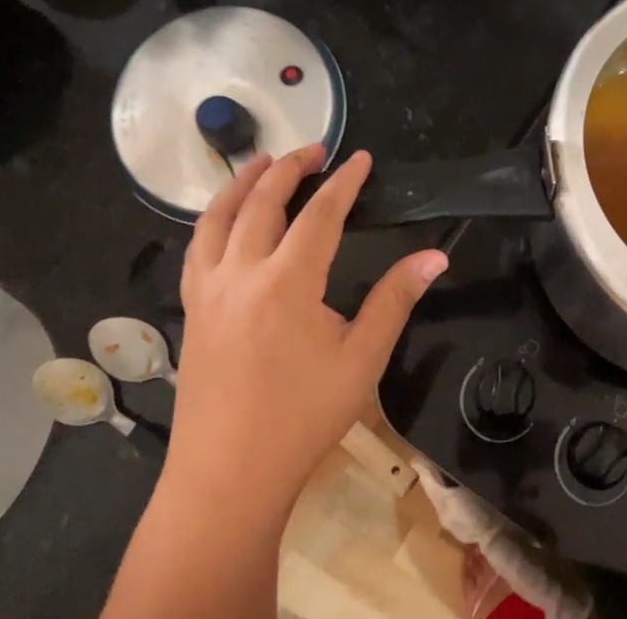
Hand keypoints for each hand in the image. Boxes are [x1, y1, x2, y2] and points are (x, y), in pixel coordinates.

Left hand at [168, 146, 446, 507]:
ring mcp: (207, 292)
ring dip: (241, 184)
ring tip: (260, 163)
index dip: (342, 182)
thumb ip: (395, 300)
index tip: (359, 158)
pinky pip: (197, 249)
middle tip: (314, 150)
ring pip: (217, 219)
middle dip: (288, 168)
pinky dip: (213, 220)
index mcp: (287, 283)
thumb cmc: (303, 417)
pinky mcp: (191, 312)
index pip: (319, 214)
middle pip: (261, 203)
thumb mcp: (362, 359)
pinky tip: (225, 223)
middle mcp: (240, 274)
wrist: (228, 475)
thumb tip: (435, 256)